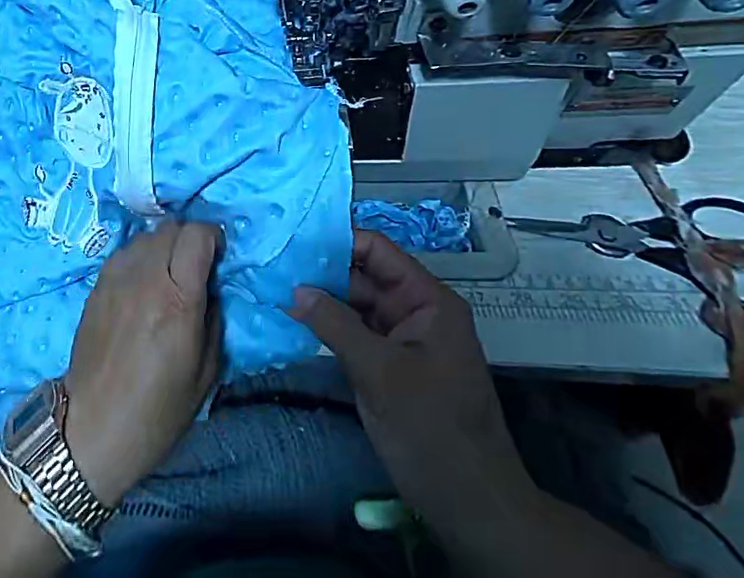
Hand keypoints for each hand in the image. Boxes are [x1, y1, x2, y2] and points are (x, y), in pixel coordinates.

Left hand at [63, 221, 221, 505]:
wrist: (92, 429)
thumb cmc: (158, 410)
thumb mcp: (207, 372)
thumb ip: (214, 318)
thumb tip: (211, 287)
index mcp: (177, 300)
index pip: (196, 235)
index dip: (213, 237)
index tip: (218, 256)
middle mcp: (145, 279)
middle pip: (171, 227)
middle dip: (190, 239)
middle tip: (196, 266)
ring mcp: (115, 280)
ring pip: (146, 235)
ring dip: (163, 246)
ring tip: (168, 274)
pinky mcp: (96, 287)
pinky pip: (124, 253)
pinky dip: (140, 258)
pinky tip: (143, 283)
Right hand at [289, 230, 523, 516]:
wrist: (470, 502)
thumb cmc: (432, 428)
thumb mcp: (381, 373)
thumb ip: (336, 326)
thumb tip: (296, 290)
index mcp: (427, 300)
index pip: (378, 252)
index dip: (339, 241)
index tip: (294, 239)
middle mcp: (414, 311)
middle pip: (364, 277)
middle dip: (322, 271)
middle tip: (273, 266)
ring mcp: (401, 339)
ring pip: (356, 306)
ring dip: (321, 300)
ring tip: (274, 288)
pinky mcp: (389, 366)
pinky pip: (355, 335)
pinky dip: (328, 328)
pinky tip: (295, 321)